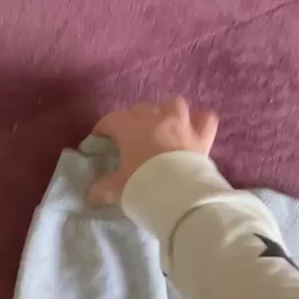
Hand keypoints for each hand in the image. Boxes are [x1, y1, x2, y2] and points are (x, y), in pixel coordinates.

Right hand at [88, 97, 219, 204]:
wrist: (178, 195)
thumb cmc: (142, 186)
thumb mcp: (116, 189)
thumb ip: (102, 188)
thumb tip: (93, 193)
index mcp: (132, 130)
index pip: (112, 119)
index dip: (103, 127)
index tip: (98, 138)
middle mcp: (157, 120)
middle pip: (141, 108)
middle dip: (132, 118)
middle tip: (128, 134)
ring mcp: (183, 125)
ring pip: (173, 103)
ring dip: (164, 110)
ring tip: (160, 122)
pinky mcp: (203, 136)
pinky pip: (205, 118)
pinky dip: (199, 119)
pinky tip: (192, 126)